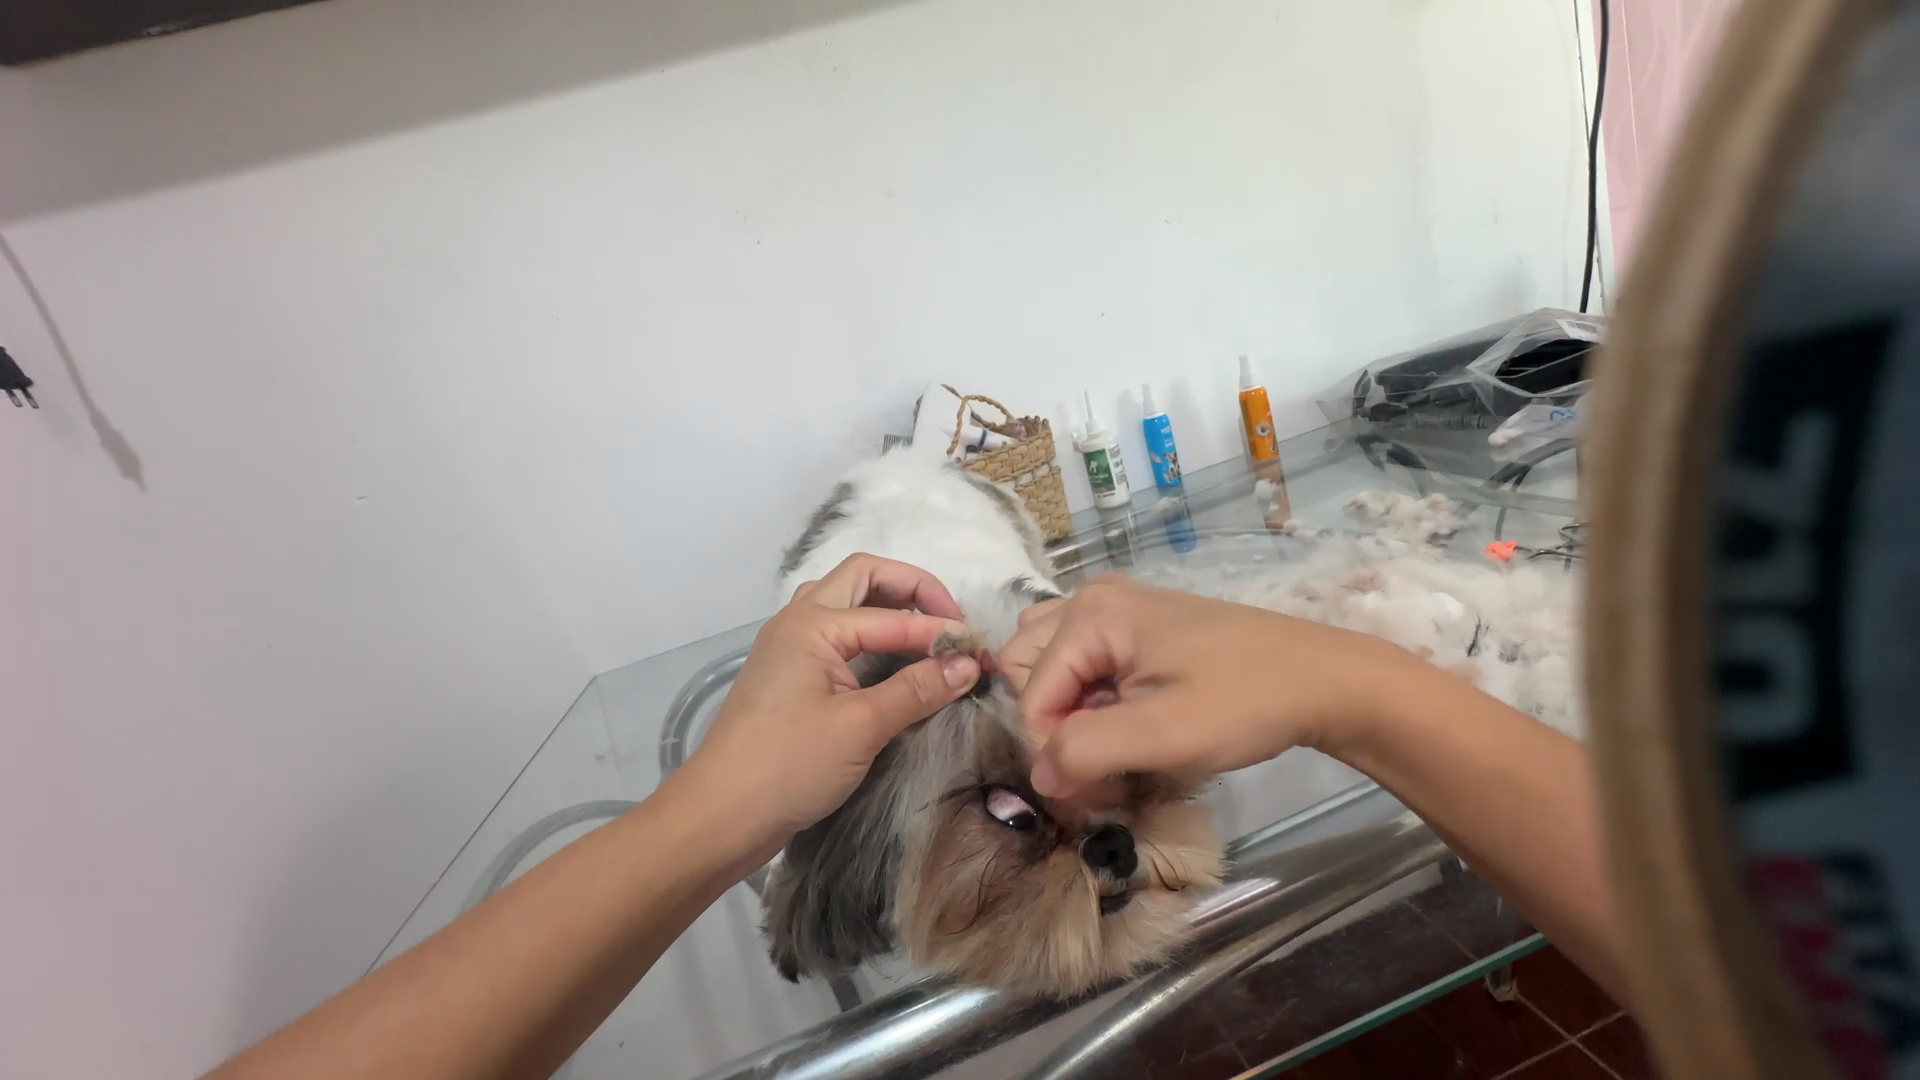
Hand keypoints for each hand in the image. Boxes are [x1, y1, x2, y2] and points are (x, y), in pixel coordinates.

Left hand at [680, 554, 981, 842]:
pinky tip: (889, 658)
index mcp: (813, 623)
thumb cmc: (788, 766)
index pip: (892, 616)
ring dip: (886, 604)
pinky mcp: (788, 673)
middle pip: (863, 577)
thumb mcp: (861, 727)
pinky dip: (868, 631)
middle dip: (912, 589)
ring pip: (844, 600)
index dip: (939, 632)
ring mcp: (788, 645)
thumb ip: (917, 689)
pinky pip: (835, 631)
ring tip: (923, 632)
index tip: (980, 655)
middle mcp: (798, 620)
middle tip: (948, 622)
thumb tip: (969, 664)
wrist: (719, 816)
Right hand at [1004, 576, 1431, 796]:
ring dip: (1061, 704)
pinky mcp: (1136, 620)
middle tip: (1097, 762)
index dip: (1053, 749)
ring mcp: (1115, 604)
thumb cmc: (1243, 702)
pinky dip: (1085, 690)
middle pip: (1026, 666)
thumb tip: (1040, 775)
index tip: (1098, 790)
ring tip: (1103, 737)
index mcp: (1090, 615)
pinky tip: (1122, 715)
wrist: (1320, 679)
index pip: (1030, 693)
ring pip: (1048, 658)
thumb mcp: (1163, 734)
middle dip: (1051, 722)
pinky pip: (1080, 654)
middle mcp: (1091, 597)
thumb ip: (1086, 751)